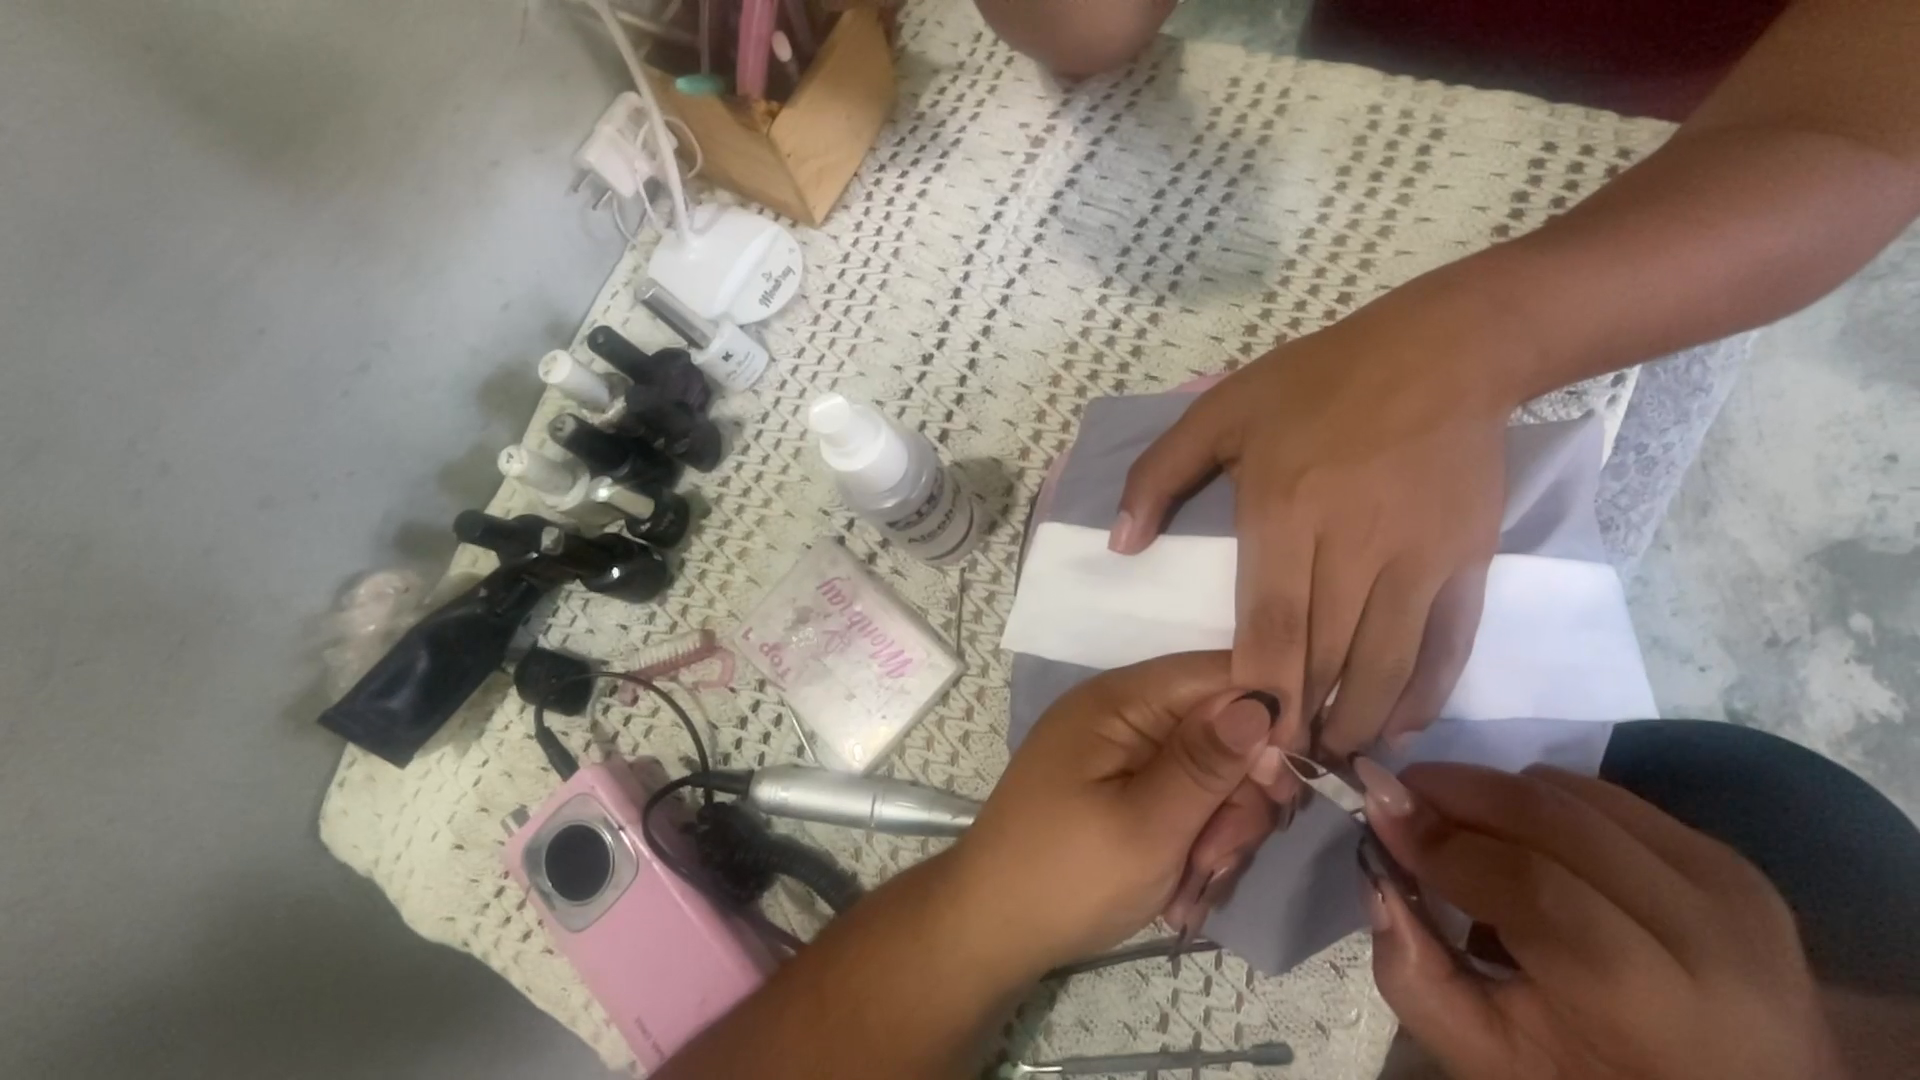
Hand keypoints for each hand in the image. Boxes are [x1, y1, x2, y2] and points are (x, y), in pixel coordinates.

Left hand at [949, 652, 1273, 970]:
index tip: (1285, 781)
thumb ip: (1207, 762)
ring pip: (1208, 772)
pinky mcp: (1121, 790)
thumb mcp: (1147, 824)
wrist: (992, 930)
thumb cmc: (1066, 877)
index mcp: (1119, 702)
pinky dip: (1192, 841)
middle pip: (1219, 728)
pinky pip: (1182, 799)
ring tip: (1193, 879)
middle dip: (1236, 795)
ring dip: (1217, 830)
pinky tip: (1180, 885)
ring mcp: (1120, 754)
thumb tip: (1264, 701)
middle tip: (1220, 853)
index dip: (1265, 717)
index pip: (1216, 673)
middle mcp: (1121, 716)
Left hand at [1113, 280, 1512, 771]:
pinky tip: (1400, 724)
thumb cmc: (1315, 384)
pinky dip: (1425, 693)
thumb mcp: (1217, 413)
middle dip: (1305, 724)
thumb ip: (1159, 478)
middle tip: (1282, 774)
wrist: (1443, 353)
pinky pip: (1447, 645)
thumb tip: (1120, 545)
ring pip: (1388, 665)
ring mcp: (1420, 560)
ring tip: (1333, 759)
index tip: (1247, 743)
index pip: (1270, 627)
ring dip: (1360, 722)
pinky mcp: (1468, 563)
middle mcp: (1353, 549)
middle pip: (1327, 659)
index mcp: (1284, 515)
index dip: (1260, 694)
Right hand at [1363, 762, 1845, 1079]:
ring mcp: (1728, 884)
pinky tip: (1519, 838)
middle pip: (1551, 816)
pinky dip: (1537, 799)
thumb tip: (1376, 870)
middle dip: (1454, 791)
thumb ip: (1415, 973)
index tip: (1372, 809)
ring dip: (1492, 792)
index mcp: (1654, 1005)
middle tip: (1396, 798)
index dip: (1439, 837)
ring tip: (1453, 825)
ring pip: (1572, 792)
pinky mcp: (1726, 858)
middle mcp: (1708, 930)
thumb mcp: (1486, 1058)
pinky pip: (1603, 796)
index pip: (1529, 884)